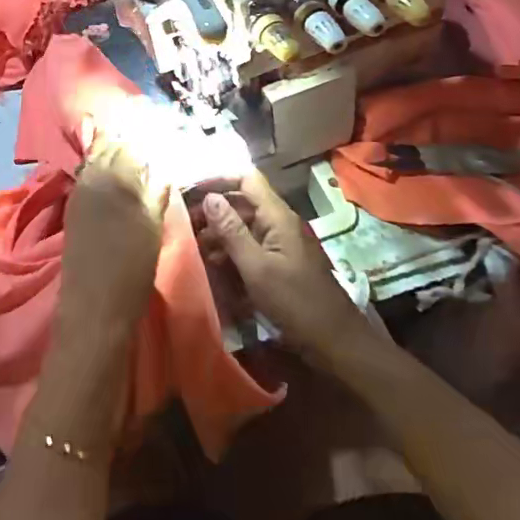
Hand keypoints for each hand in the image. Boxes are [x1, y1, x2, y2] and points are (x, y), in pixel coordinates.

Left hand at [59, 134, 168, 337]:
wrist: (94, 305)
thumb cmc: (132, 266)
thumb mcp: (153, 225)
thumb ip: (156, 191)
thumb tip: (162, 166)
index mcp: (118, 177)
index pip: (132, 143)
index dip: (147, 137)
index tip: (160, 133)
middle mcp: (93, 175)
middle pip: (110, 145)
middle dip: (127, 139)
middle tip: (147, 139)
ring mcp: (79, 190)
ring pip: (96, 158)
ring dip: (111, 150)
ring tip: (132, 151)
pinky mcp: (72, 206)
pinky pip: (88, 174)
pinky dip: (100, 167)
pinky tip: (114, 174)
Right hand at [194, 171, 373, 368]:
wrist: (334, 340)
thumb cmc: (295, 302)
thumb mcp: (256, 268)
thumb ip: (231, 231)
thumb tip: (209, 197)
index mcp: (277, 216)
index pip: (246, 179)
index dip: (218, 180)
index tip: (191, 192)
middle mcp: (280, 222)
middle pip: (243, 201)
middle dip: (214, 208)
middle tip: (185, 222)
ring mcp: (282, 242)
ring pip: (245, 225)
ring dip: (220, 231)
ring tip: (194, 245)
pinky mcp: (280, 262)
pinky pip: (252, 245)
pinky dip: (232, 249)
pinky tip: (213, 263)